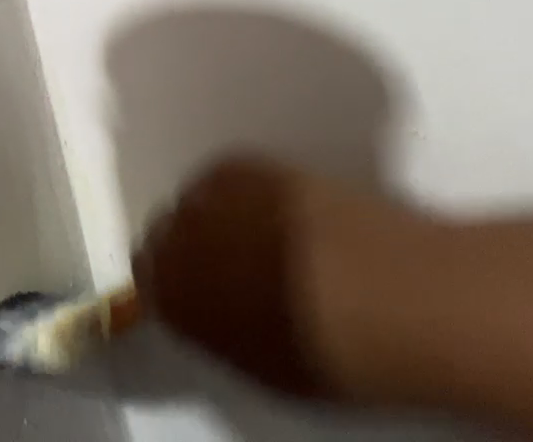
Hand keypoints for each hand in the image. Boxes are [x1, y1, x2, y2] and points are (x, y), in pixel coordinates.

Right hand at [132, 154, 436, 401]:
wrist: (384, 298)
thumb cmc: (329, 356)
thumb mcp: (262, 366)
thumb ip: (219, 329)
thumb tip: (215, 312)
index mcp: (169, 297)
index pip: (148, 278)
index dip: (179, 282)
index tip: (207, 291)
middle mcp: (169, 240)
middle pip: (167, 233)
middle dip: (196, 245)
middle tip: (240, 263)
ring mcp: (202, 198)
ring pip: (196, 202)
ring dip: (220, 215)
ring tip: (266, 234)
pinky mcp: (238, 165)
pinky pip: (226, 177)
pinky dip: (246, 191)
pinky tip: (282, 210)